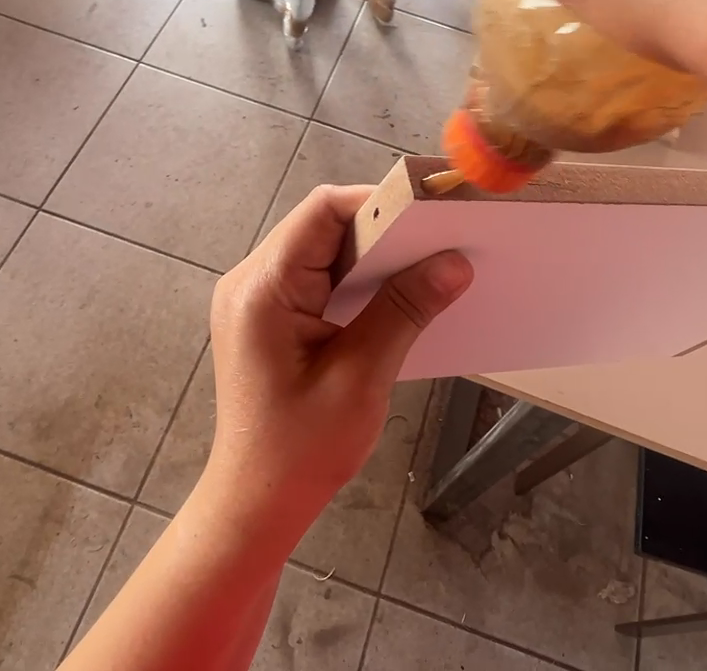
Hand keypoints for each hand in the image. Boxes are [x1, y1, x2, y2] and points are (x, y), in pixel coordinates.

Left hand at [200, 185, 472, 538]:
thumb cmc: (300, 450)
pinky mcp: (268, 316)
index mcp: (262, 287)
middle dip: (381, 231)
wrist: (255, 503)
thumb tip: (454, 263)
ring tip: (422, 268)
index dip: (378, 203)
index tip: (430, 216)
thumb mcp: (361, 378)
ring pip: (322, 249)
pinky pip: (317, 277)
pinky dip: (356, 280)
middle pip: (322, 226)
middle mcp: (251, 281)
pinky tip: (391, 297)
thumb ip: (404, 311)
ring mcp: (256, 298)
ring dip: (371, 257)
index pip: (322, 211)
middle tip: (436, 243)